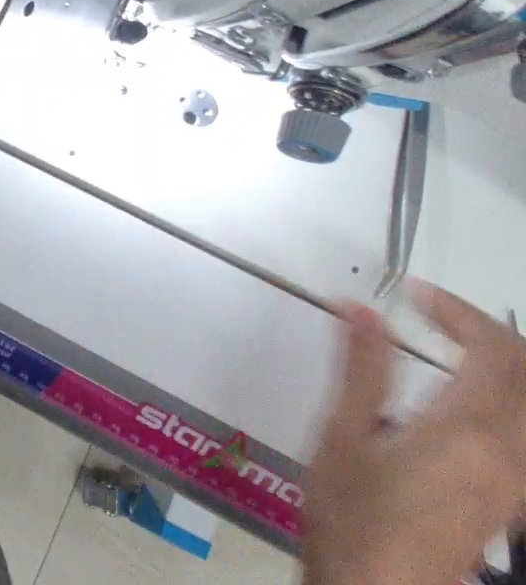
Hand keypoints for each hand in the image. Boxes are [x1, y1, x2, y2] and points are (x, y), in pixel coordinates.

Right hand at [304, 284, 525, 584]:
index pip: (497, 352)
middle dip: (486, 332)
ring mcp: (521, 477)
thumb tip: (362, 309)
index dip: (460, 312)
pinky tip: (457, 394)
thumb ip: (361, 369)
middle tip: (431, 311)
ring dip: (499, 363)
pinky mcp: (513, 494)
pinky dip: (501, 395)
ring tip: (445, 343)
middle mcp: (514, 451)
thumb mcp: (342, 432)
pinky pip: (524, 429)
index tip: (413, 294)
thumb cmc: (350, 507)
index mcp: (471, 431)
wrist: (378, 583)